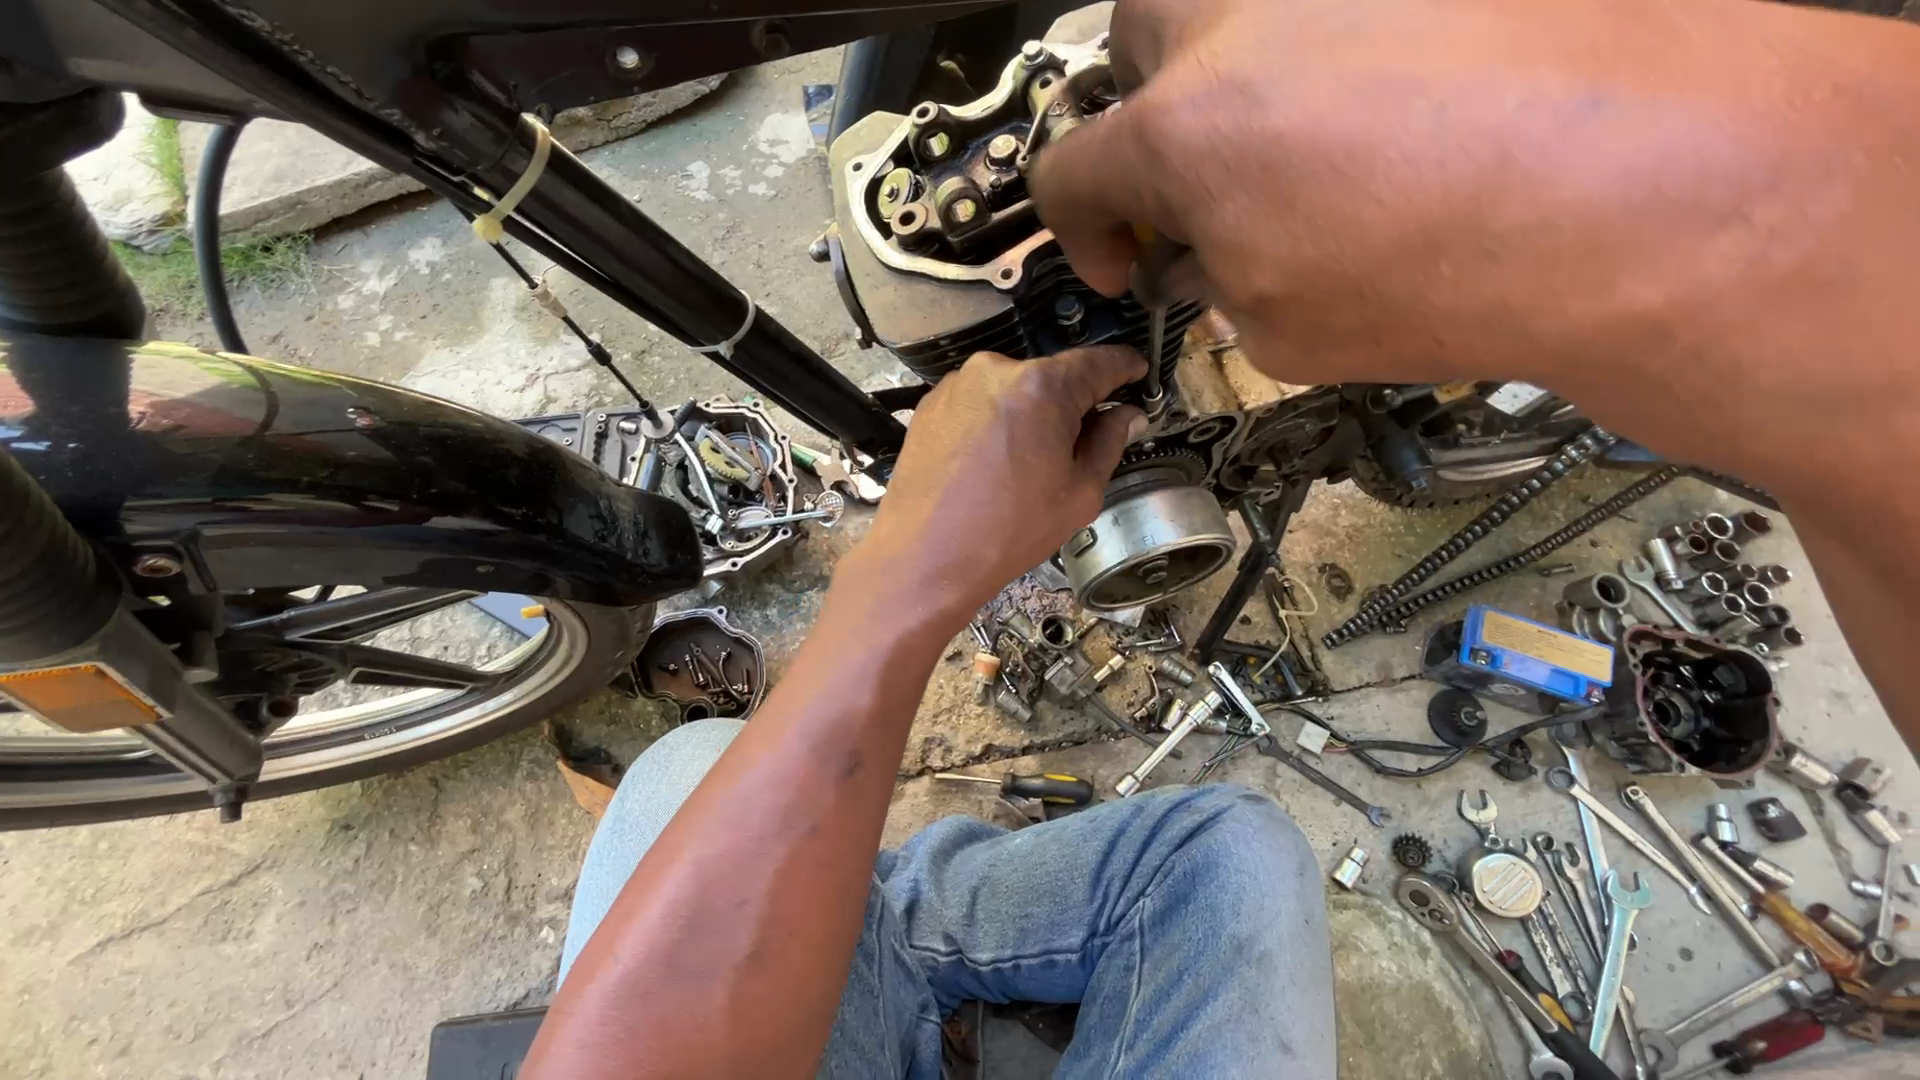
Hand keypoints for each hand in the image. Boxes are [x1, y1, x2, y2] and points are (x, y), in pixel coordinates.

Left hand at [848, 347, 1145, 628]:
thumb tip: (1125, 416)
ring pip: (1013, 390)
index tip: (1136, 373)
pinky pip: (979, 403)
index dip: (1124, 367)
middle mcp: (995, 371)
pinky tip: (992, 465)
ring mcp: (957, 385)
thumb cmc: (1006, 531)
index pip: (1099, 362)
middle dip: (1071, 404)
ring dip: (1029, 415)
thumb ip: (1108, 443)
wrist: (924, 556)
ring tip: (1025, 466)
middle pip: (1052, 377)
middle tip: (1078, 445)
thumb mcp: (1079, 493)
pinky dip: (994, 423)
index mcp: (1042, 387)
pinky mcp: (931, 404)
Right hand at [1031, 0, 1882, 390]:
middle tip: (1197, 172)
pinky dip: (1335, 41)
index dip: (1080, 230)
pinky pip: (1336, 2)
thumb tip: (1197, 254)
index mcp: (1180, 135)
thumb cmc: (1442, 282)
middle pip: (1133, 38)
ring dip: (1229, 53)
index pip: (1067, 172)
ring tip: (1289, 122)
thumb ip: (1210, 281)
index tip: (1124, 262)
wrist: (1645, 193)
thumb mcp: (1278, 329)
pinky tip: (1390, 94)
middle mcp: (1235, 17)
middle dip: (1146, 110)